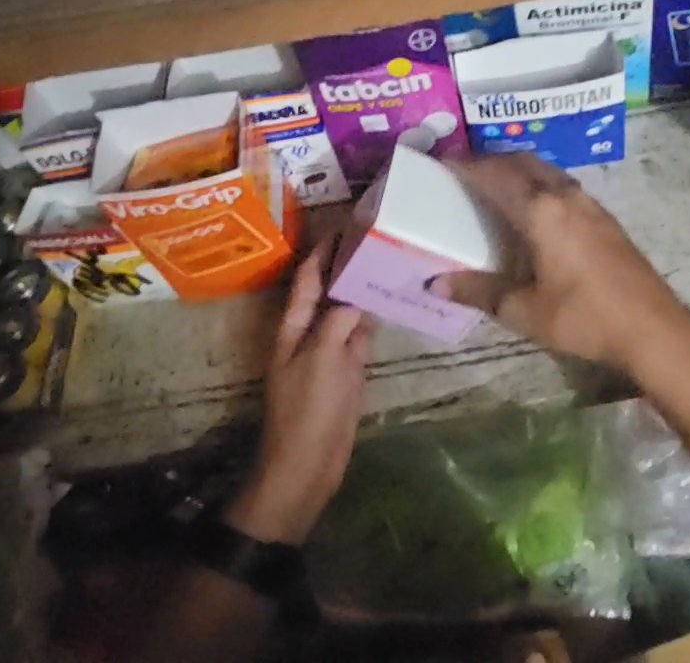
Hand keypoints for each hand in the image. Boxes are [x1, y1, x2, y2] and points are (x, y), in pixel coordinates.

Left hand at [227, 235, 370, 544]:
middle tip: (377, 236)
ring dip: (364, 289)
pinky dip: (376, 318)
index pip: (308, 277)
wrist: (307, 465)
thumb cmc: (308, 409)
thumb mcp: (323, 357)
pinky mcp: (350, 370)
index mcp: (294, 325)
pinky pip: (363, 336)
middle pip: (330, 290)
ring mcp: (332, 352)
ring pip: (349, 311)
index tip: (345, 224)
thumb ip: (340, 319)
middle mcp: (312, 332)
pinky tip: (394, 302)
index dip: (323, 251)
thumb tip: (359, 289)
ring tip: (389, 260)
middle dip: (347, 264)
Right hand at [434, 154, 689, 377]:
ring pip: (545, 169)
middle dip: (491, 161)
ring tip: (495, 184)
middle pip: (522, 162)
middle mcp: (564, 196)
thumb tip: (436, 283)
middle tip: (465, 172)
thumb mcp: (525, 311)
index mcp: (541, 211)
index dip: (467, 166)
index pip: (496, 175)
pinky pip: (562, 184)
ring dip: (517, 168)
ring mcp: (589, 203)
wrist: (653, 327)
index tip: (443, 164)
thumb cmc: (584, 318)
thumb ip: (480, 292)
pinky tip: (534, 207)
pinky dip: (538, 182)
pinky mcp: (604, 216)